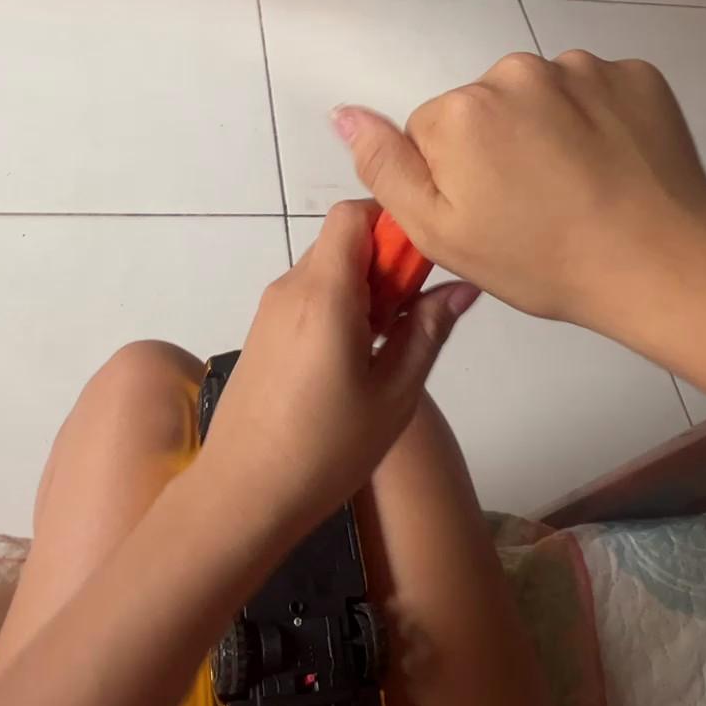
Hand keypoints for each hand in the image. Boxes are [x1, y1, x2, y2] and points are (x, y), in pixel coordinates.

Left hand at [198, 200, 478, 529]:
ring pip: (326, 267)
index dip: (393, 223)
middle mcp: (290, 288)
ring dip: (363, 286)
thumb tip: (463, 287)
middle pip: (342, 239)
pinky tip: (354, 357)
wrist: (243, 492)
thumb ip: (428, 331)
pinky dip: (338, 304)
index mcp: (323, 294)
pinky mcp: (263, 330)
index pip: (353, 214)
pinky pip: (308, 294)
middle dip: (385, 261)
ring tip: (386, 343)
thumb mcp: (394, 394)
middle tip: (413, 314)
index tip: (425, 264)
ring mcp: (270, 309)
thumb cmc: (325, 448)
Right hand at [332, 51, 705, 347]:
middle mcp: (515, 71)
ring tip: (574, 186)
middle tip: (529, 204)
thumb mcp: (439, 231)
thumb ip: (384, 166)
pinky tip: (609, 163)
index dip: (449, 177)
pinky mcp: (634, 73)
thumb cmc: (539, 258)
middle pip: (480, 109)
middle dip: (492, 147)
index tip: (485, 212)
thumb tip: (343, 112)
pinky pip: (591, 91)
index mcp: (460, 110)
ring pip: (536, 98)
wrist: (662, 263)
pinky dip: (593, 119)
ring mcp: (581, 66)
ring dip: (542, 131)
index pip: (427, 133)